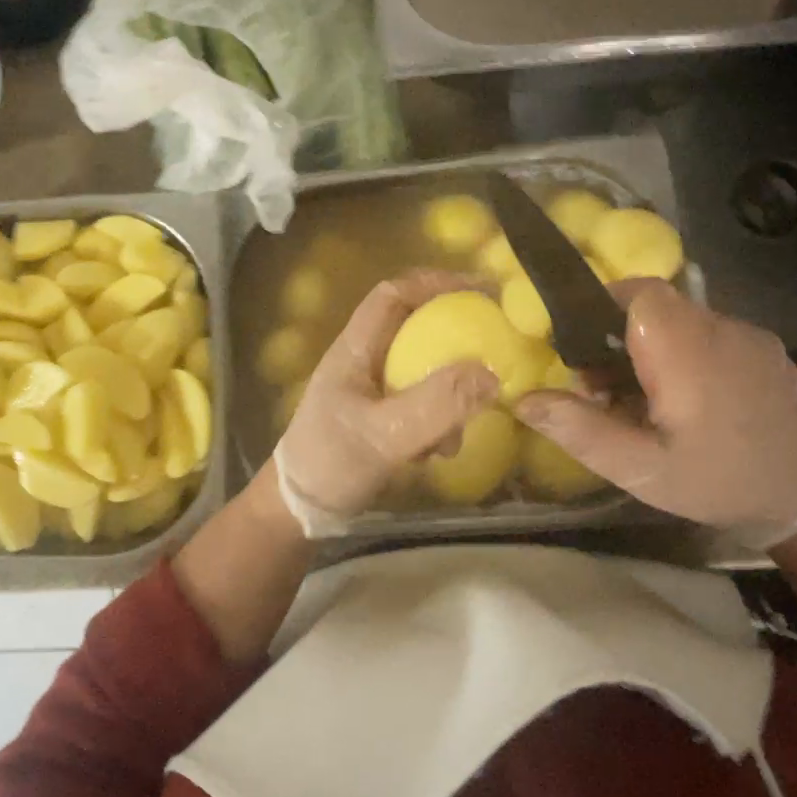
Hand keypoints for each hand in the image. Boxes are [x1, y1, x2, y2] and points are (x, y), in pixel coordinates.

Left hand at [274, 271, 499, 536]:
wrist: (299, 512)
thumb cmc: (329, 463)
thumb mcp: (383, 434)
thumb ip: (434, 404)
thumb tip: (491, 373)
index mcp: (355, 350)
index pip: (395, 294)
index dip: (439, 284)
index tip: (486, 294)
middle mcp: (365, 363)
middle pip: (418, 331)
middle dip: (457, 345)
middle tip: (498, 360)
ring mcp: (373, 393)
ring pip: (425, 373)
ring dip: (450, 398)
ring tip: (455, 435)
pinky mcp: (382, 422)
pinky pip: (423, 407)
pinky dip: (439, 424)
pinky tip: (437, 454)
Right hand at [513, 279, 796, 547]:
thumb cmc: (718, 480)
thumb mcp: (639, 469)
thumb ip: (580, 430)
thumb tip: (523, 400)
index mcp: (687, 353)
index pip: (639, 293)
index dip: (601, 307)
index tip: (580, 348)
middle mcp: (720, 331)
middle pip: (655, 305)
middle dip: (616, 334)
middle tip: (600, 387)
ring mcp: (747, 337)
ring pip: (680, 318)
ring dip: (648, 346)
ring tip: (638, 399)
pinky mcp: (762, 349)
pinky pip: (707, 333)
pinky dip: (680, 354)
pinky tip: (680, 399)